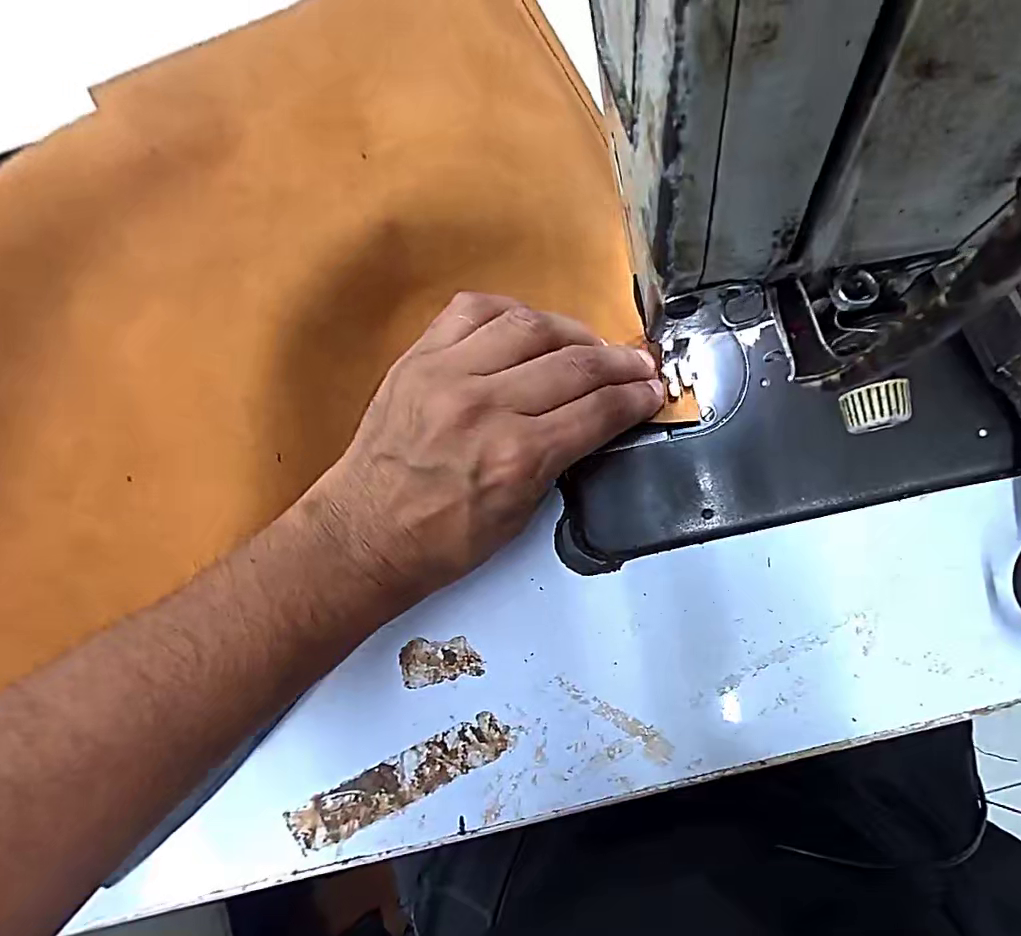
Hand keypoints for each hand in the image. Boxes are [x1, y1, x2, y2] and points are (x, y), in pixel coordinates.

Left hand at [305, 292, 663, 592]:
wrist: (366, 534)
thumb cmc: (448, 540)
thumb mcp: (523, 512)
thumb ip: (562, 458)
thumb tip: (594, 419)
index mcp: (519, 457)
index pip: (597, 411)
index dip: (636, 398)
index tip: (654, 391)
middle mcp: (487, 407)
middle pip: (574, 365)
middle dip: (620, 363)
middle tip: (640, 365)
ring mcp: (448, 375)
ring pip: (530, 327)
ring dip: (574, 332)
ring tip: (592, 345)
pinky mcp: (418, 358)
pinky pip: (474, 311)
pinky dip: (513, 312)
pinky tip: (531, 327)